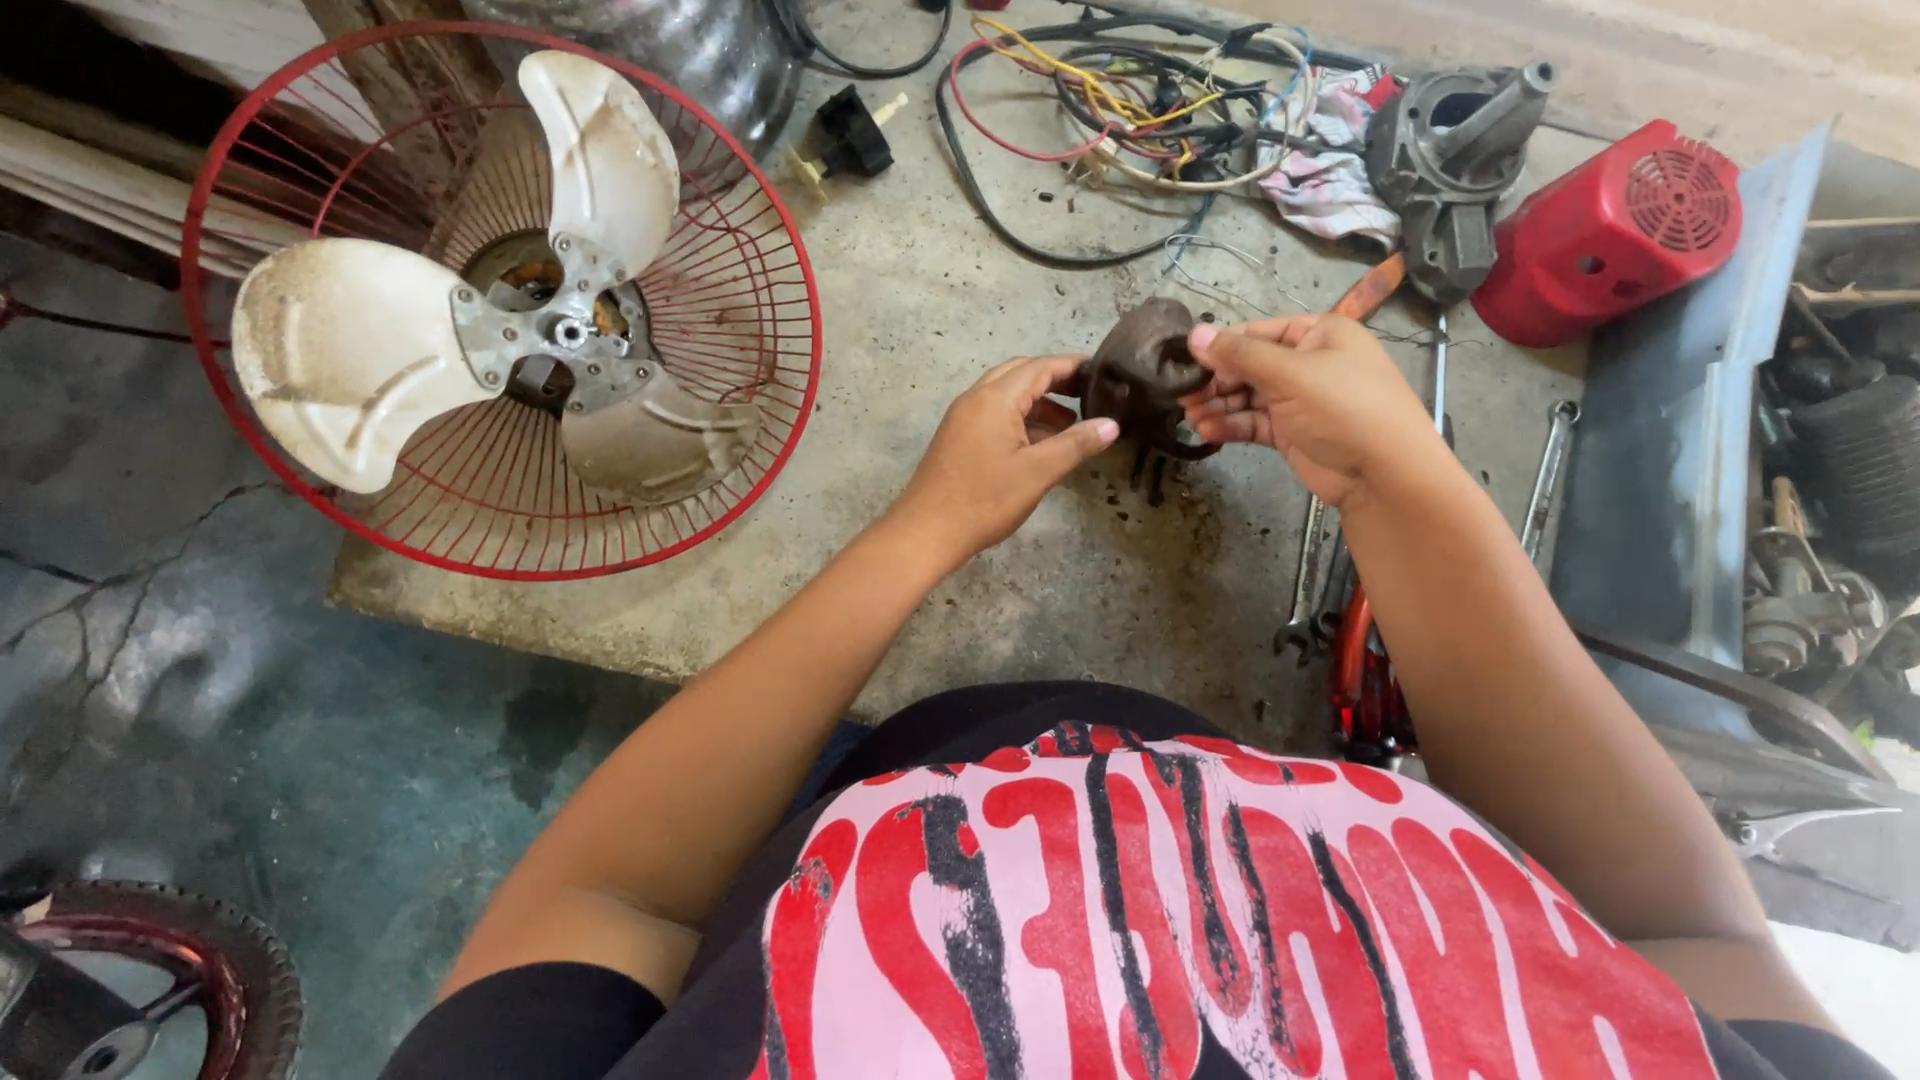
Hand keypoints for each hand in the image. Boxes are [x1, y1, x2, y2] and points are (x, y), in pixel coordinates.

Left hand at [886, 355, 1119, 566]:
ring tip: (1072, 426)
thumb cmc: (985, 500)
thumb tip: (1111, 425)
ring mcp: (962, 419)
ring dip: (1038, 404)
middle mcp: (975, 399)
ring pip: (1005, 397)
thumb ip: (1075, 444)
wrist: (927, 532)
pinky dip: (1020, 421)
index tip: (1102, 373)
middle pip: (1020, 374)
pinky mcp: (957, 439)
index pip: (1039, 367)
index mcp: (994, 399)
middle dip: (1055, 381)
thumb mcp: (1038, 472)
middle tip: (1088, 396)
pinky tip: (1040, 446)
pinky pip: (994, 416)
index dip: (1072, 366)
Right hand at [1180, 314, 1442, 507]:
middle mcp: (1308, 363)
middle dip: (1215, 381)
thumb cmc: (1344, 408)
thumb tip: (1193, 333)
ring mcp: (1300, 400)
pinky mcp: (1291, 432)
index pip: (1257, 333)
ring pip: (1247, 396)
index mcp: (1318, 334)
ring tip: (1190, 418)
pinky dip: (1231, 425)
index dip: (1221, 346)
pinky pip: (1254, 423)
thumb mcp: (1291, 374)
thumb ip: (1239, 355)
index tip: (1185, 361)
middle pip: (1249, 366)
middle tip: (1183, 396)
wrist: (1383, 473)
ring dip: (1218, 406)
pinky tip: (1207, 432)